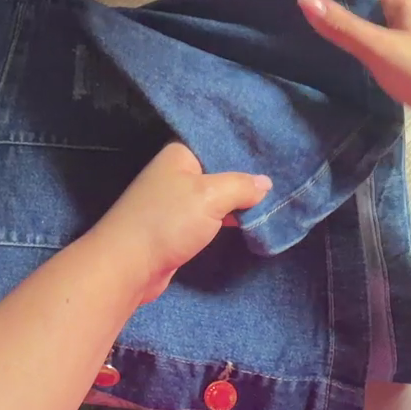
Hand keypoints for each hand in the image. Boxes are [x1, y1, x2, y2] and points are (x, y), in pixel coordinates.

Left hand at [83, 142, 270, 304]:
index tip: (277, 157)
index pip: (219, 144)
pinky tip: (249, 221)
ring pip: (215, 195)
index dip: (246, 152)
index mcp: (180, 153)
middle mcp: (177, 171)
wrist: (129, 265)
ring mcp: (176, 199)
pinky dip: (226, 218)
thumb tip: (266, 182)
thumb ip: (240, 186)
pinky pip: (209, 215)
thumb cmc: (168, 220)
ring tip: (273, 202)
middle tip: (281, 183)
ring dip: (238, 201)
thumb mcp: (210, 196)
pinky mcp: (178, 225)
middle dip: (246, 179)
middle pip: (219, 170)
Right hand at [298, 0, 410, 142]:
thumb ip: (340, 25)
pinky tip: (374, 77)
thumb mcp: (376, 48)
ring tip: (345, 62)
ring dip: (370, 47)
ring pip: (389, 35)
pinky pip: (401, 53)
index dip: (342, 5)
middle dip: (354, 27)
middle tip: (326, 44)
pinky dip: (385, 61)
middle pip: (377, 13)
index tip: (319, 22)